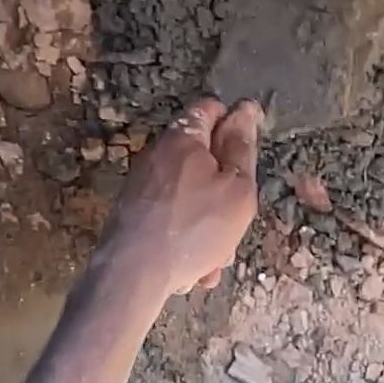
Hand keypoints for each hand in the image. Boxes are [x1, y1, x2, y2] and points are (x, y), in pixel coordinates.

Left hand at [102, 98, 260, 293]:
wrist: (134, 272)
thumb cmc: (195, 228)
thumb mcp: (238, 189)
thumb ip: (243, 150)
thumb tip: (244, 111)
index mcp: (183, 138)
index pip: (210, 110)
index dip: (235, 123)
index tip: (249, 150)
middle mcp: (157, 155)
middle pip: (202, 161)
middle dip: (224, 190)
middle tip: (236, 220)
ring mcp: (142, 186)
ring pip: (190, 198)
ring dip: (209, 225)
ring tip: (215, 257)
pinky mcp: (133, 215)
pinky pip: (172, 220)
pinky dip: (187, 239)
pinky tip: (196, 268)